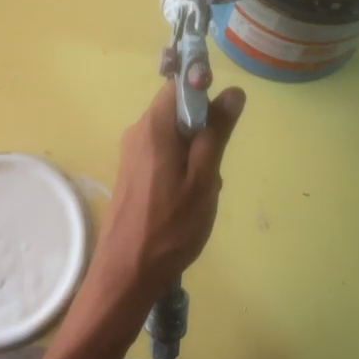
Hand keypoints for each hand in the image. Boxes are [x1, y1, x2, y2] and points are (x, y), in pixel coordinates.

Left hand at [95, 70, 244, 296]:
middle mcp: (138, 132)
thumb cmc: (171, 225)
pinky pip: (163, 156)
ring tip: (203, 192)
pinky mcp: (132, 174)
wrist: (126, 273)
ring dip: (195, 155)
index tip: (222, 118)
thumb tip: (232, 92)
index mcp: (154, 126)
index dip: (204, 90)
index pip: (179, 84)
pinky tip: (188, 202)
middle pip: (178, 112)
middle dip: (203, 132)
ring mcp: (132, 154)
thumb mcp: (204, 178)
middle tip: (215, 168)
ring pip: (174, 137)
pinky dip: (182, 169)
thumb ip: (217, 132)